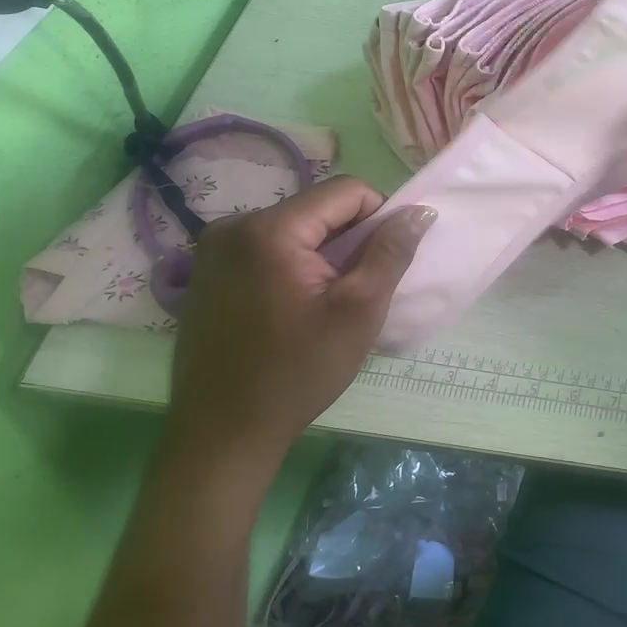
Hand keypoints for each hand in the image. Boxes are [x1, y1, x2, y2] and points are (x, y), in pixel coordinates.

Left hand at [166, 176, 436, 456]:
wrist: (222, 434)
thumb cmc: (296, 372)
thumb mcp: (360, 310)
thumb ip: (391, 252)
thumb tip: (419, 211)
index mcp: (269, 229)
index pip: (346, 192)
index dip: (377, 220)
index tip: (378, 267)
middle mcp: (233, 226)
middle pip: (318, 209)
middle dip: (347, 241)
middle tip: (352, 292)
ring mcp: (213, 250)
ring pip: (296, 229)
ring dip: (322, 255)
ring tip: (323, 304)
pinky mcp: (206, 273)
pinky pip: (269, 248)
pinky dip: (293, 266)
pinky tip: (292, 310)